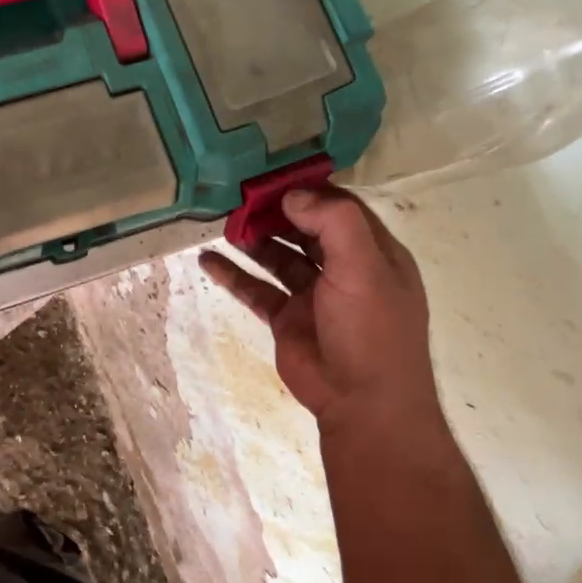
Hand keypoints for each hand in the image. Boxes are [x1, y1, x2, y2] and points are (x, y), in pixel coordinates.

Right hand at [200, 187, 442, 435]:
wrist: (364, 405)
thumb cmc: (372, 330)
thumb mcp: (364, 267)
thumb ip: (333, 223)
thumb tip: (292, 195)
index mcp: (374, 254)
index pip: (340, 208)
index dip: (309, 190)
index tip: (272, 176)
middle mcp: (345, 270)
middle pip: (305, 228)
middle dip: (275, 211)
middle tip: (239, 195)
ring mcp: (313, 296)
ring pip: (278, 256)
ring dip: (253, 239)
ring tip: (223, 222)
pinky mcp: (287, 319)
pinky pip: (255, 288)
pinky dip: (232, 273)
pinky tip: (207, 260)